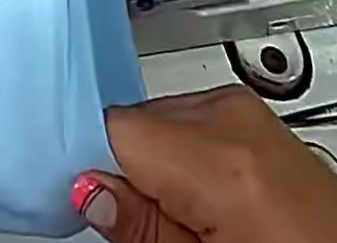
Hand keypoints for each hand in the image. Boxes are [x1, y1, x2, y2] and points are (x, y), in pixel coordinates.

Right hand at [70, 84, 336, 242]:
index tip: (83, 197)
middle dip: (126, 168)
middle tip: (140, 228)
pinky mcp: (252, 112)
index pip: (117, 126)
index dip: (91, 162)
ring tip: (181, 219)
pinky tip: (199, 198)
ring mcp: (244, 107)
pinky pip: (190, 120)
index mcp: (221, 155)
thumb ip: (146, 228)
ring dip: (154, 162)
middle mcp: (231, 113)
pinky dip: (180, 153)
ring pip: (160, 119)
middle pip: (138, 120)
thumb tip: (89, 189)